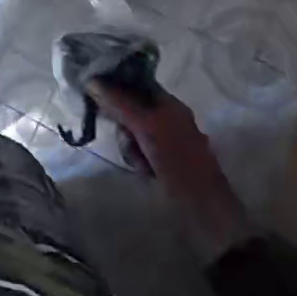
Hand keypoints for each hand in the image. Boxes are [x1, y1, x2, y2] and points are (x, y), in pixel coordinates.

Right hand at [87, 79, 253, 259]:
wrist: (204, 214)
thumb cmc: (179, 165)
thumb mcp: (148, 129)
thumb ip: (120, 104)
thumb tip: (91, 81)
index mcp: (170, 105)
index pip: (136, 82)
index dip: (114, 83)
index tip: (93, 89)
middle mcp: (167, 117)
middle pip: (128, 106)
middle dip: (120, 120)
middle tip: (123, 134)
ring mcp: (163, 140)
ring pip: (129, 130)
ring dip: (128, 143)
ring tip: (139, 161)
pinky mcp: (158, 160)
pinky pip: (135, 149)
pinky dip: (134, 157)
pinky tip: (142, 170)